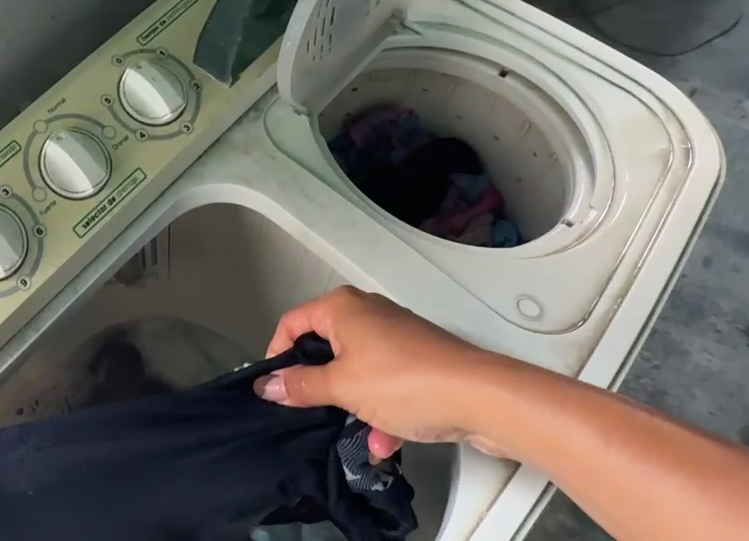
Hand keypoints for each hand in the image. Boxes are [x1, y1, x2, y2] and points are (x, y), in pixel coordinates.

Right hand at [252, 286, 515, 458]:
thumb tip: (268, 384)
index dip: (279, 354)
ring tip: (357, 433)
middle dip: (321, 384)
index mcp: (340, 307)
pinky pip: (386, 379)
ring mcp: (395, 334)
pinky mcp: (419, 357)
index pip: (292, 323)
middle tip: (313, 409)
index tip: (277, 387)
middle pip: (326, 347)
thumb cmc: (404, 382)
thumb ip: (301, 386)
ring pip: (357, 368)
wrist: (481, 397)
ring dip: (354, 402)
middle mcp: (365, 311)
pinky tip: (385, 440)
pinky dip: (381, 406)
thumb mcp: (343, 388)